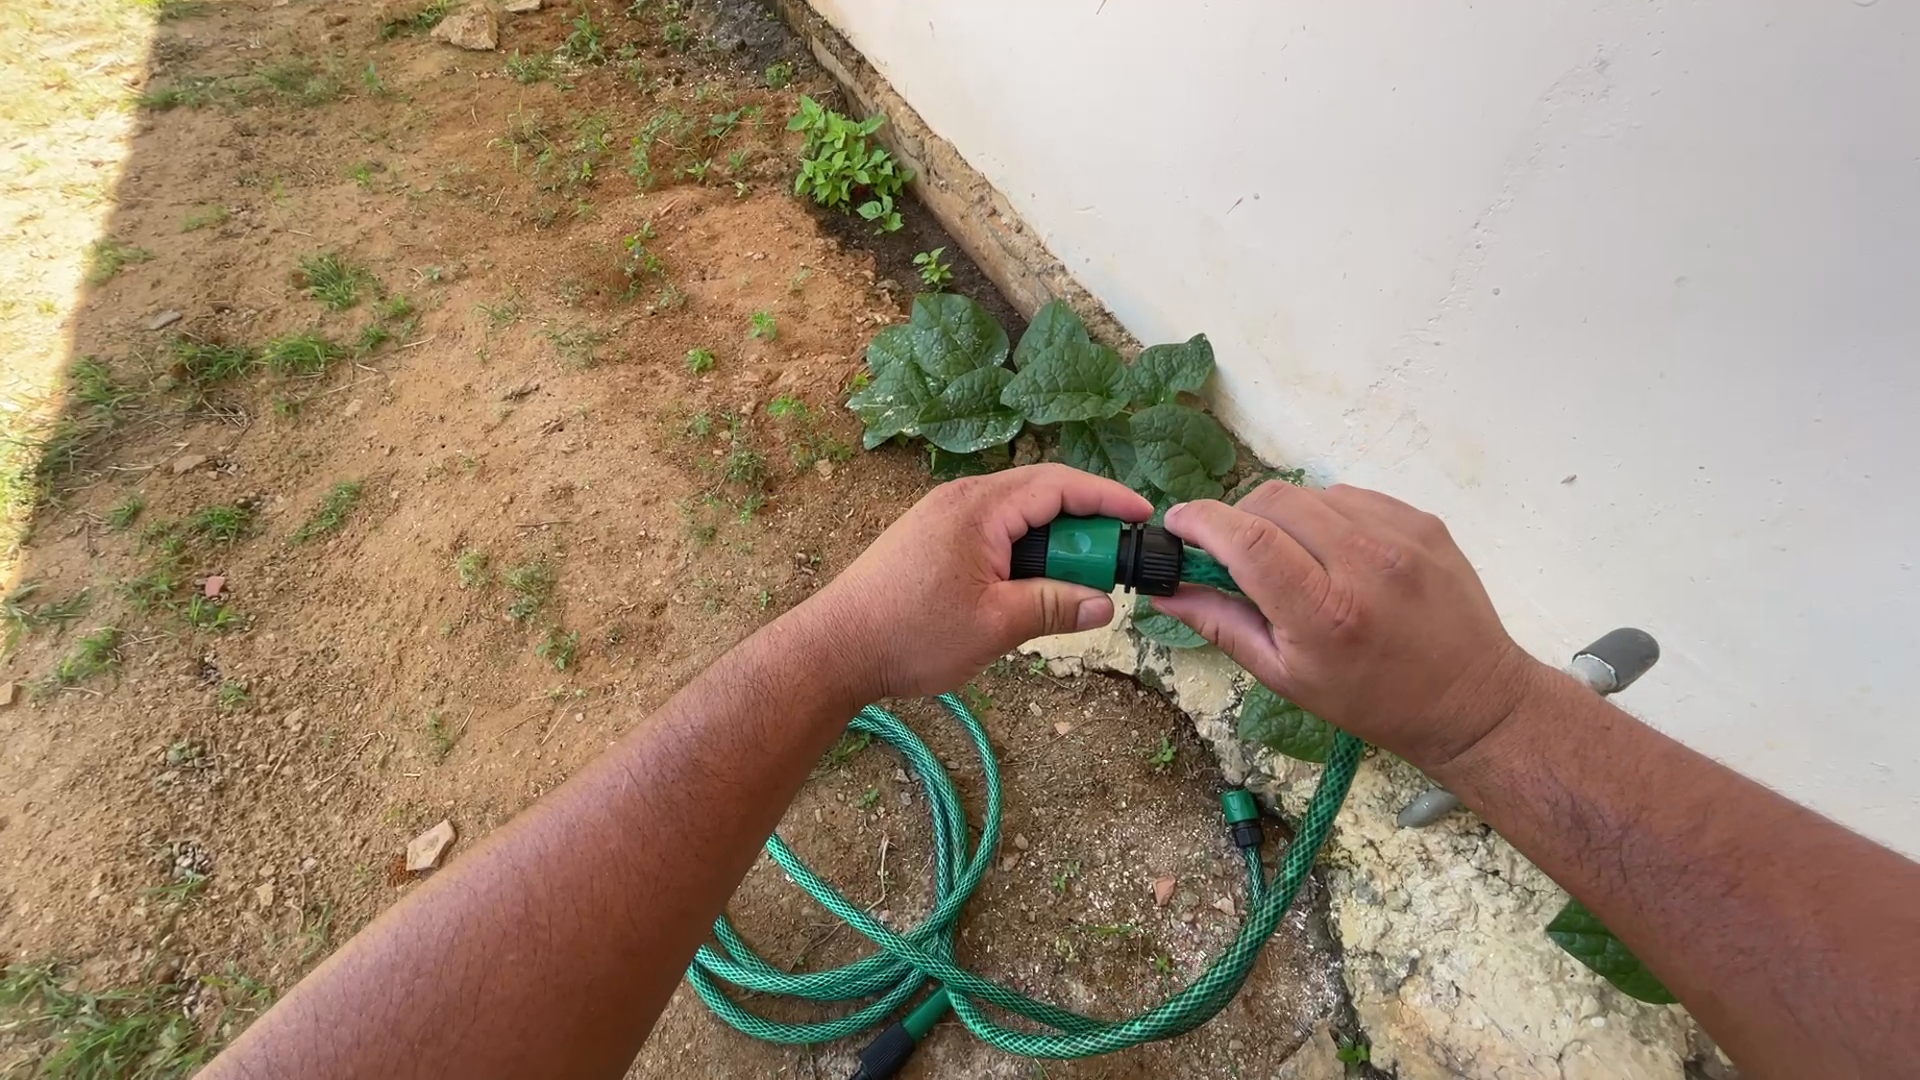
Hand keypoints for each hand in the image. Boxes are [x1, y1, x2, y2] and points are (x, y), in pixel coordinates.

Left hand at [800, 464, 1151, 701]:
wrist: (836, 648)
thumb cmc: (910, 634)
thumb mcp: (994, 625)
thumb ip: (1054, 607)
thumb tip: (1103, 604)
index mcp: (980, 507)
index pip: (1059, 485)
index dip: (1107, 498)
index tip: (1143, 515)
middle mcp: (962, 498)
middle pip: (1040, 493)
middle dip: (1083, 523)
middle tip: (1112, 560)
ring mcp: (943, 515)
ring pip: (1016, 514)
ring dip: (1050, 540)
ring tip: (1073, 578)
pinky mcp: (932, 537)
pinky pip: (993, 530)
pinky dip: (1021, 549)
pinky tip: (1029, 581)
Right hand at [1153, 483, 1543, 770]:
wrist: (1471, 700)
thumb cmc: (1367, 699)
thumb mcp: (1282, 675)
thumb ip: (1219, 624)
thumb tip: (1165, 591)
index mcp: (1325, 612)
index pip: (1247, 540)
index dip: (1201, 522)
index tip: (1177, 524)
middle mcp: (1365, 562)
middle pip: (1272, 501)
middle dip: (1235, 516)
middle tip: (1231, 549)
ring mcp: (1400, 535)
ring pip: (1307, 493)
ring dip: (1279, 515)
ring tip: (1288, 554)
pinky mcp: (1422, 520)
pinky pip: (1347, 495)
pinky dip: (1321, 515)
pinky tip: (1330, 550)